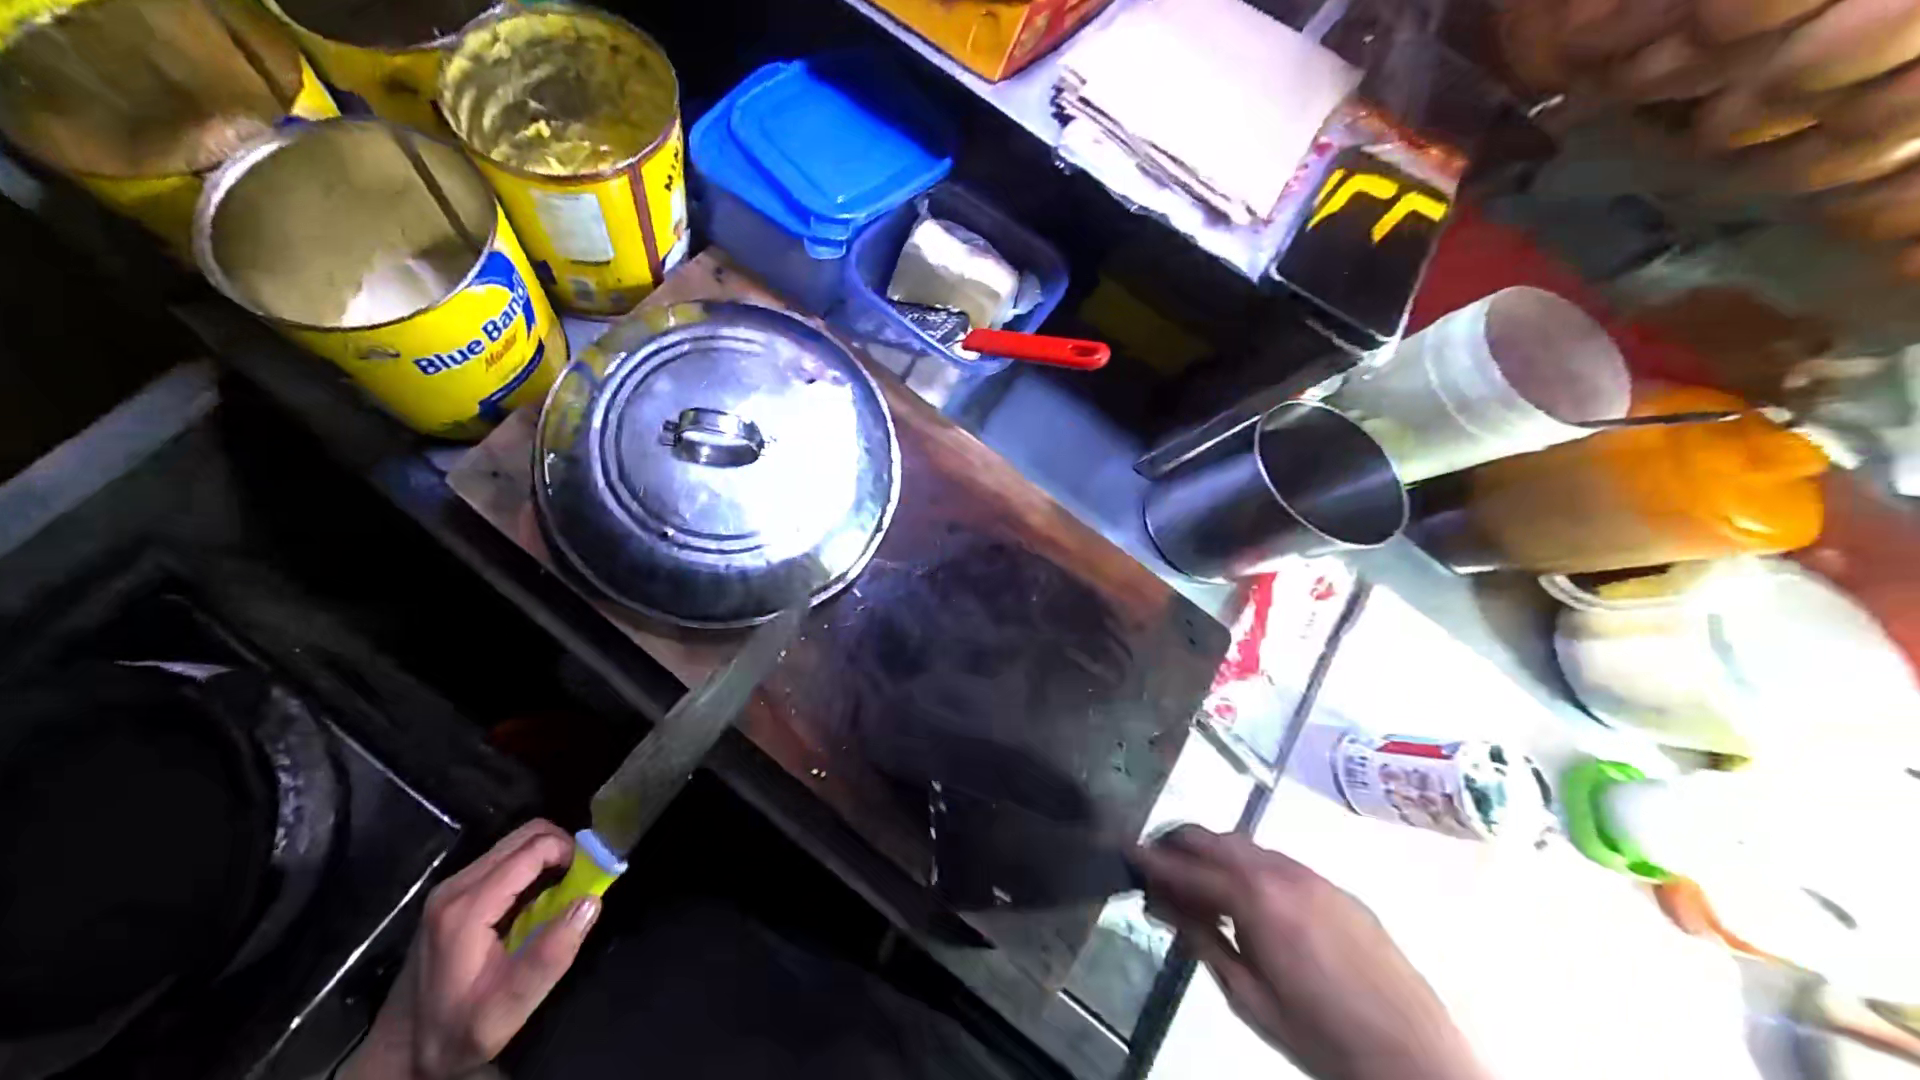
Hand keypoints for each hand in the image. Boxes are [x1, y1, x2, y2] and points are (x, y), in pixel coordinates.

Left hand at [340, 820, 599, 1079]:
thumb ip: (550, 956)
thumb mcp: (508, 1008)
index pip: (534, 848)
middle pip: (524, 835)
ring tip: (563, 890)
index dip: (571, 852)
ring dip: (547, 856)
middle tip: (581, 879)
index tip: (591, 877)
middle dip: (562, 847)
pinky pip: (503, 860)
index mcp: (468, 907)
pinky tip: (537, 899)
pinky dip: (531, 866)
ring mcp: (450, 889)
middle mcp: (455, 887)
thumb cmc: (456, 1032)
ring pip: (514, 844)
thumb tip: (591, 901)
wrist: (399, 1056)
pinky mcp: (451, 896)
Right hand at [1134, 826, 1487, 1079]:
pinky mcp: (1338, 890)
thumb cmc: (1320, 1038)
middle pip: (1217, 840)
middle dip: (1180, 845)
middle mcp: (1283, 873)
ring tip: (1197, 881)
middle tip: (1156, 863)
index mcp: (1257, 900)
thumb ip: (1204, 941)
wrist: (1416, 1060)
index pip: (1189, 869)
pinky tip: (1247, 899)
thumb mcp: (1249, 997)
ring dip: (1215, 854)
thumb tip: (1166, 906)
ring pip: (1248, 846)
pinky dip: (1249, 867)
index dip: (1153, 861)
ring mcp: (1315, 877)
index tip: (1126, 852)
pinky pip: (1280, 863)